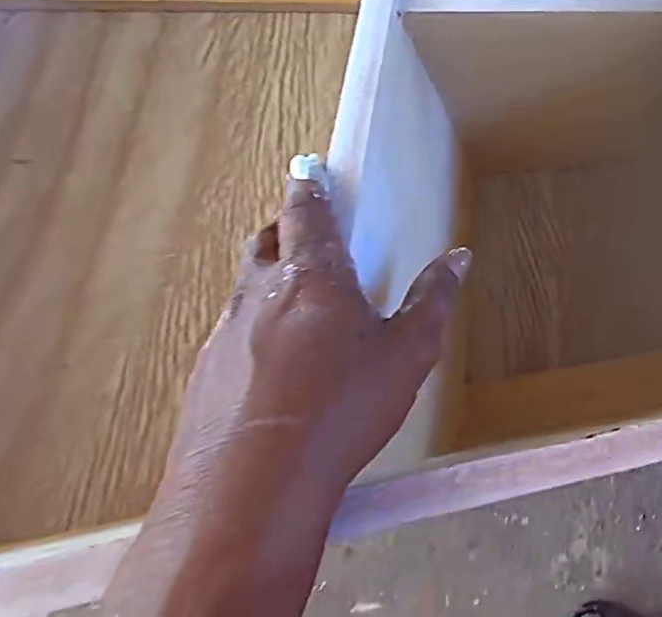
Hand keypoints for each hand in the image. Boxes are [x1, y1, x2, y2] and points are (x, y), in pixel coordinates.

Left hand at [104, 156, 469, 616]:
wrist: (250, 493)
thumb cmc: (341, 409)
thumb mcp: (408, 352)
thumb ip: (434, 298)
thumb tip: (457, 257)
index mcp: (313, 276)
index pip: (307, 214)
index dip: (308, 187)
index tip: (305, 167)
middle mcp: (261, 294)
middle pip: (264, 240)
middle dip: (282, 225)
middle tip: (300, 225)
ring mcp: (225, 335)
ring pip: (244, 287)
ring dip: (266, 277)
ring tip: (293, 298)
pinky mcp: (204, 376)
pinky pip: (231, 333)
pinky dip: (253, 328)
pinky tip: (273, 366)